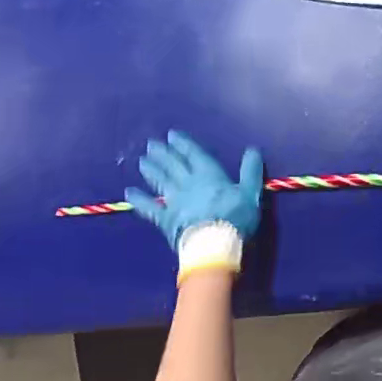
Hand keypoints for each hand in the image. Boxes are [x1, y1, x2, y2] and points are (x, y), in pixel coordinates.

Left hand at [125, 132, 263, 247]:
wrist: (215, 245)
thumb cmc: (236, 219)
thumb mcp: (251, 193)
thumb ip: (250, 171)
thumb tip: (253, 150)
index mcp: (209, 175)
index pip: (194, 154)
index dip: (183, 144)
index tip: (172, 135)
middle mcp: (188, 183)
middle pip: (173, 165)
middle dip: (163, 154)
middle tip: (151, 145)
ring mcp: (174, 201)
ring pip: (160, 181)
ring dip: (151, 170)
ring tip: (142, 161)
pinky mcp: (166, 219)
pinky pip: (149, 208)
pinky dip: (139, 200)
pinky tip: (128, 193)